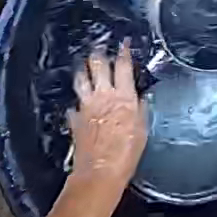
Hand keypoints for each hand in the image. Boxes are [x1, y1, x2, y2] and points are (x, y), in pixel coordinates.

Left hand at [66, 41, 146, 198]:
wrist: (100, 172)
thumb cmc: (126, 153)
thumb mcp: (142, 129)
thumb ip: (140, 109)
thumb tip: (140, 98)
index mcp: (123, 96)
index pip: (123, 65)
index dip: (123, 51)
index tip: (123, 43)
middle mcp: (103, 96)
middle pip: (98, 66)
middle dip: (99, 54)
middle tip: (101, 48)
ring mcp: (86, 106)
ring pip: (82, 80)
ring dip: (84, 70)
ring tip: (85, 65)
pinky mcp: (75, 119)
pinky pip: (74, 105)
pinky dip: (77, 102)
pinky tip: (78, 103)